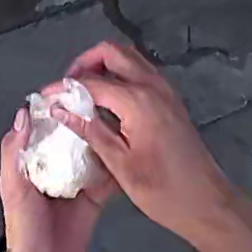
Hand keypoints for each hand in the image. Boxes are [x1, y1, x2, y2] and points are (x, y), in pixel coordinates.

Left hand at [0, 103, 115, 251]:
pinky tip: (128, 143)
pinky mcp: (99, 190)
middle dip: (89, 113)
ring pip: (97, 144)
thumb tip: (23, 112)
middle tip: (105, 93)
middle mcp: (62, 159)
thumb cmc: (24, 226)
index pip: (52, 122)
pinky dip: (119, 158)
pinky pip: (111, 170)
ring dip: (107, 131)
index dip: (61, 103)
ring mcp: (82, 173)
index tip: (75, 82)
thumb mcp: (12, 187)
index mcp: (40, 154)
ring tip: (121, 112)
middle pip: (78, 129)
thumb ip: (13, 151)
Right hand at [51, 42, 236, 239]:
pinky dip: (119, 71)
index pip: (92, 82)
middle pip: (112, 51)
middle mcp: (151, 83)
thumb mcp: (120, 165)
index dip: (64, 88)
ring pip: (127, 55)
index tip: (44, 97)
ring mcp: (163, 86)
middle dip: (85, 62)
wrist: (206, 199)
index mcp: (137, 99)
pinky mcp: (169, 94)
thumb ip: (90, 131)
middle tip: (67, 86)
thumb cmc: (162, 190)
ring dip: (103, 63)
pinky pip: (139, 68)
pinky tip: (107, 98)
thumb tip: (61, 109)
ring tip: (82, 90)